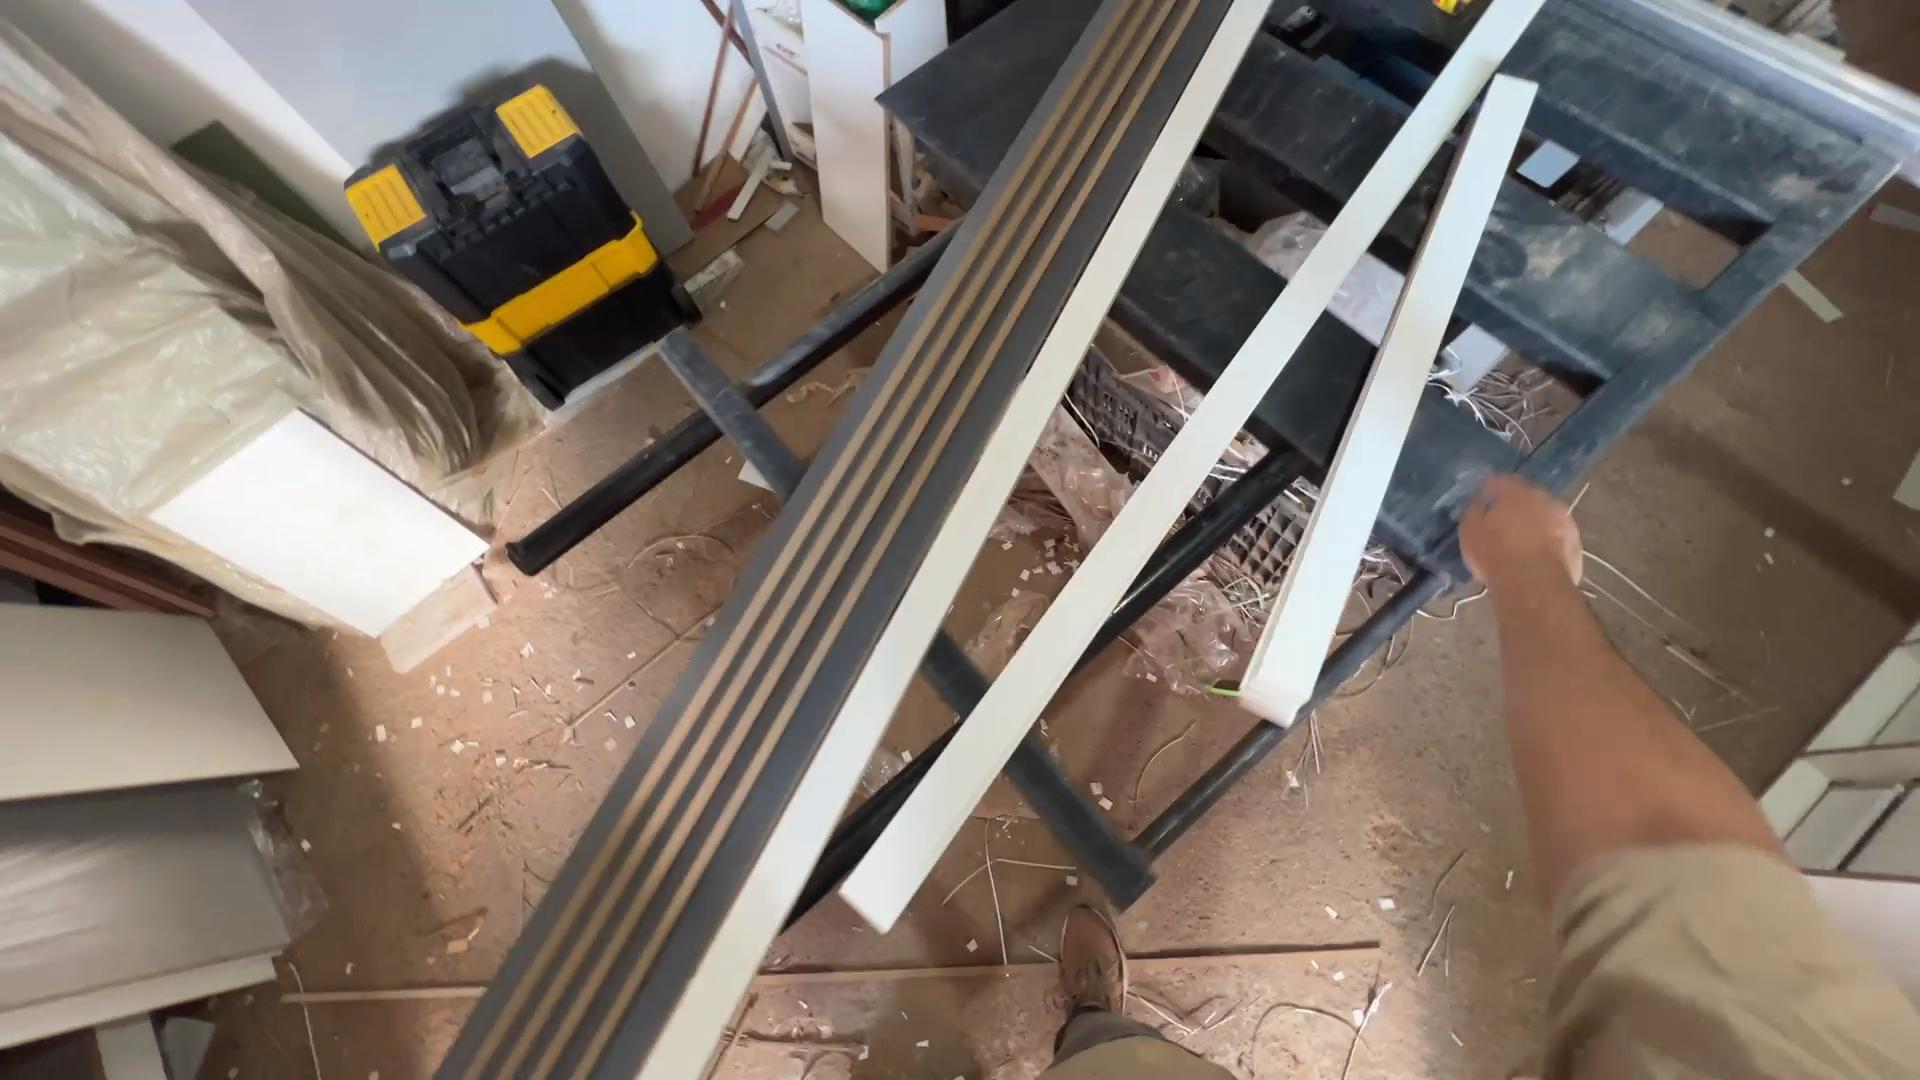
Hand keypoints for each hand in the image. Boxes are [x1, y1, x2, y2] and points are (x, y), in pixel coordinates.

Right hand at [1459, 474, 1581, 588]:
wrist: (1533, 583)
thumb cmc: (1495, 551)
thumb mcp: (1470, 529)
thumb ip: (1474, 510)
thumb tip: (1479, 501)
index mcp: (1518, 493)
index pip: (1503, 480)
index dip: (1491, 486)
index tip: (1482, 494)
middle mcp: (1546, 501)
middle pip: (1529, 497)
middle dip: (1516, 505)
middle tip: (1501, 518)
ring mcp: (1566, 522)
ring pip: (1546, 517)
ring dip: (1534, 523)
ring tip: (1520, 539)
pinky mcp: (1576, 544)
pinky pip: (1556, 537)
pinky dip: (1546, 541)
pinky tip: (1534, 554)